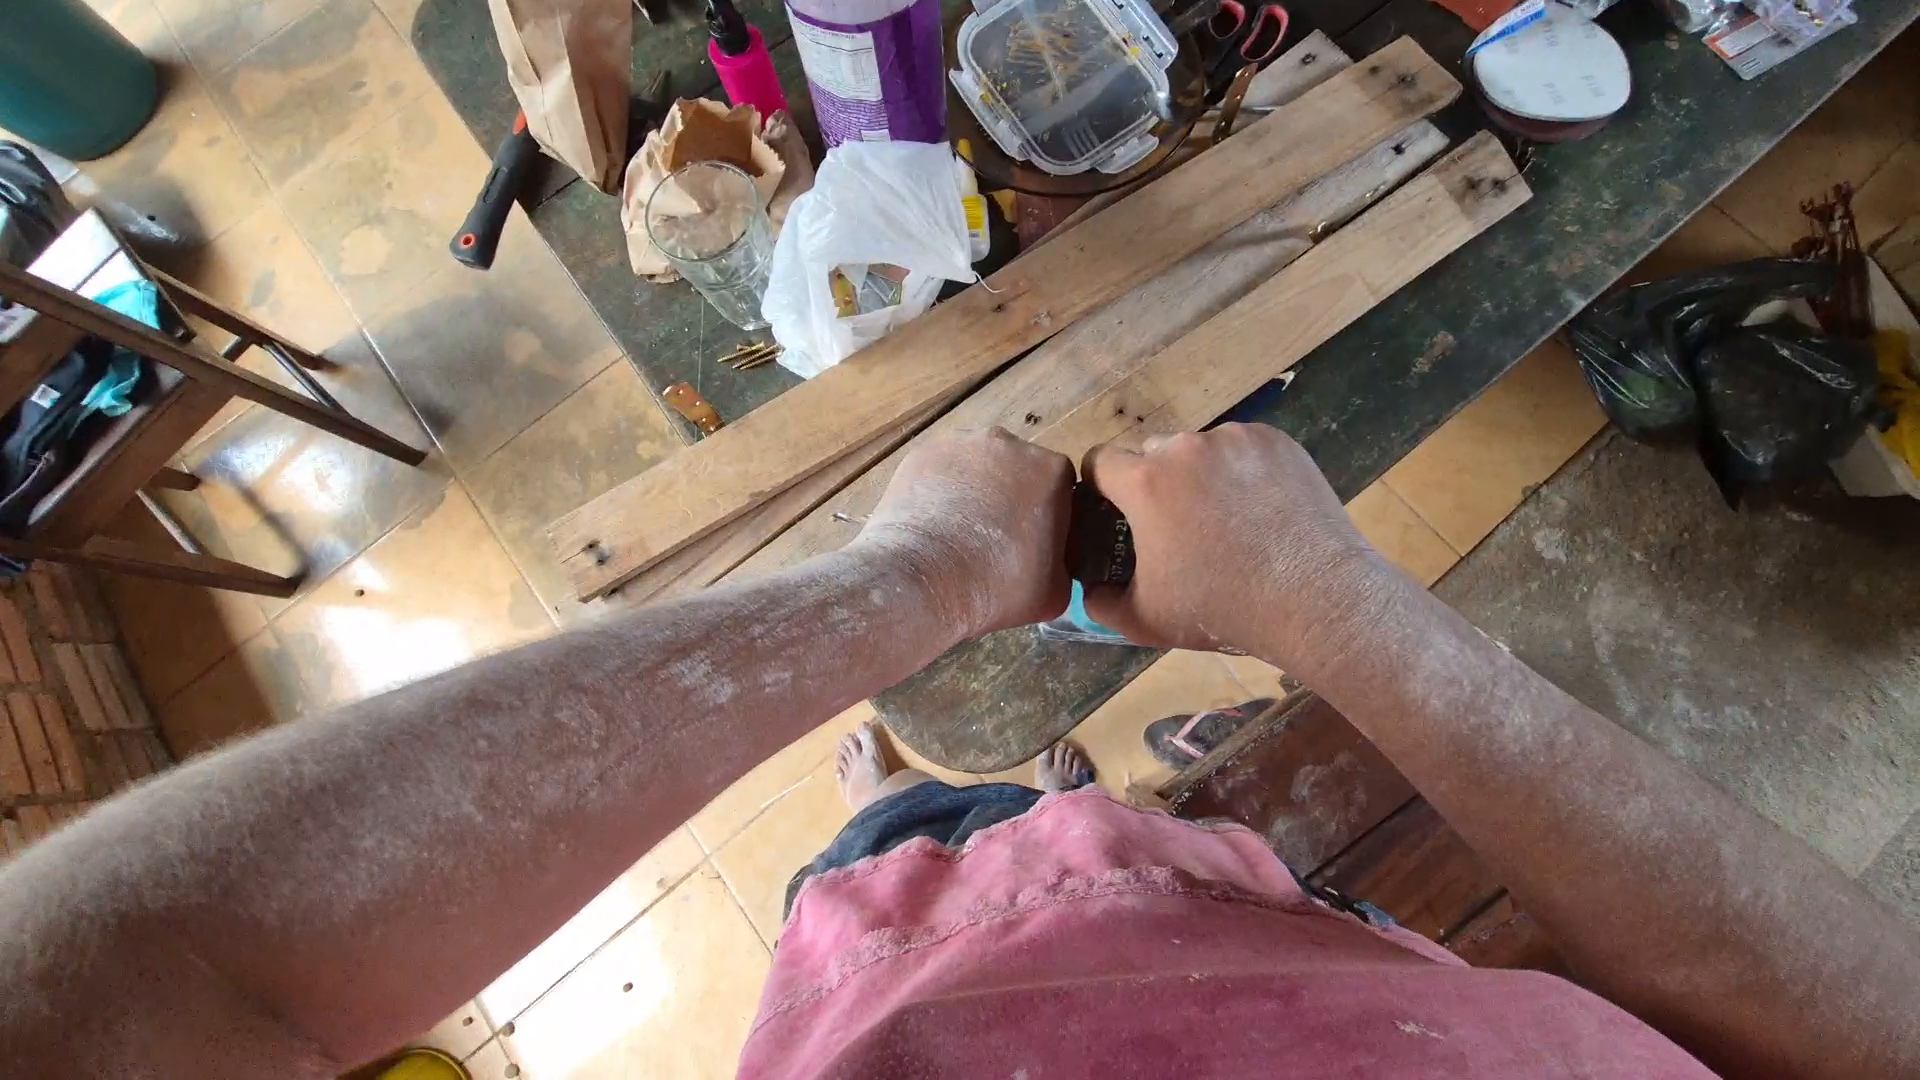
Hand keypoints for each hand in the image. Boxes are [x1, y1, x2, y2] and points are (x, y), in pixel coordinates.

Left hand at [852, 428, 1074, 637]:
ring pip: (977, 465)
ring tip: (959, 529)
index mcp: (1053, 470)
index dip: (1047, 515)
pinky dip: (941, 488)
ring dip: (975, 489)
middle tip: (994, 537)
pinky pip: (942, 469)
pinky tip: (934, 521)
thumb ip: (1063, 560)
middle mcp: (1011, 444)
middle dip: (1010, 496)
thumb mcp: (1057, 590)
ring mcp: (963, 443)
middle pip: (1018, 469)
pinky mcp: (923, 452)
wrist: (925, 581)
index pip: (1060, 487)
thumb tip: (1050, 557)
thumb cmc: (999, 588)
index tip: (1033, 541)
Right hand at [1081, 424, 1394, 663]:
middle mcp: (1184, 448)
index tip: (1115, 510)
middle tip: (1177, 525)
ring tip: (1225, 519)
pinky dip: (1239, 471)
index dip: (1101, 486)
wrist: (1315, 601)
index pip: (1100, 461)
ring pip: (1197, 450)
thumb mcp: (1143, 619)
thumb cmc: (1220, 610)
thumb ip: (1098, 602)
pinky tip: (1257, 508)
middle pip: (1150, 453)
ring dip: (1197, 475)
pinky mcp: (1275, 441)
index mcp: (1145, 483)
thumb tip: (1088, 588)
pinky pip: (1239, 449)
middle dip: (1154, 483)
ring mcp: (1234, 439)